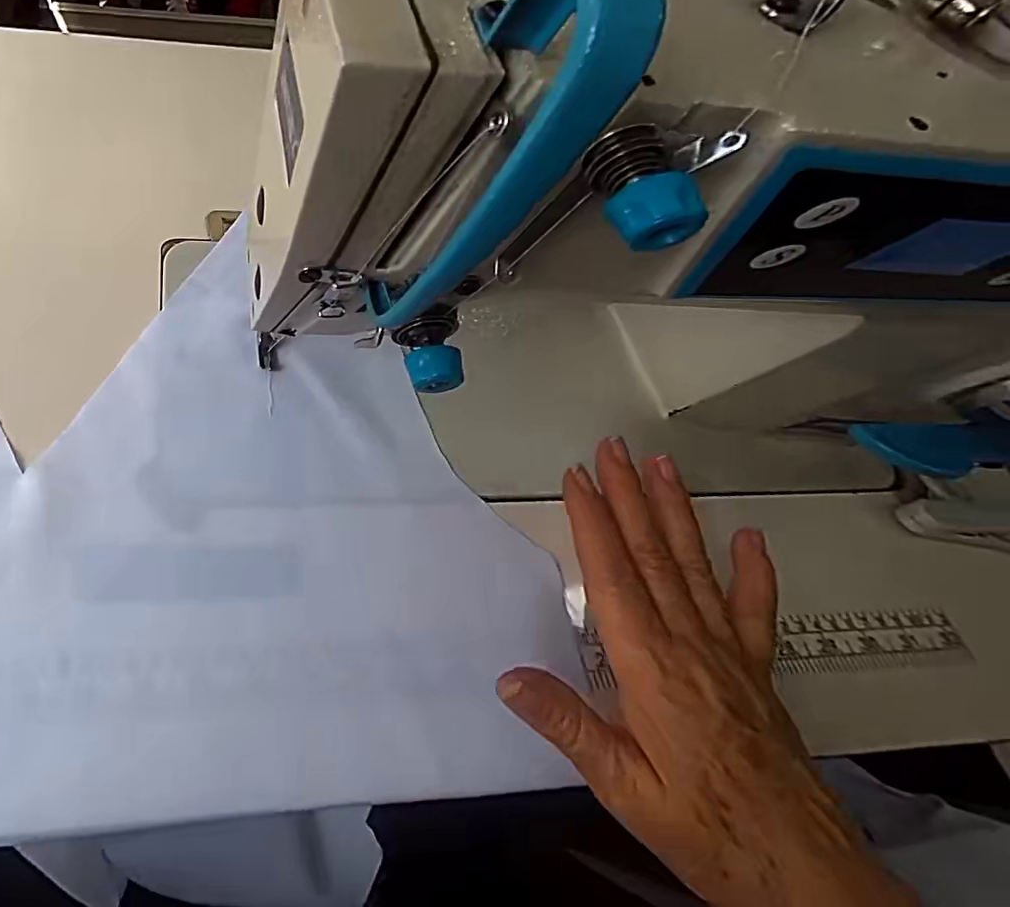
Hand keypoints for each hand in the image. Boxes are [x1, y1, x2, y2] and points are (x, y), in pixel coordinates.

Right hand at [496, 438, 917, 906]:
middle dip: (629, 499)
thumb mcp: (622, 785)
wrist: (808, 877)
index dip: (594, 523)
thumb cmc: (702, 826)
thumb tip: (507, 677)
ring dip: (674, 515)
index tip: (578, 478)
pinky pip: (754, 614)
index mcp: (650, 667)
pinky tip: (748, 538)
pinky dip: (752, 572)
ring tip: (661, 468)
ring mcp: (728, 658)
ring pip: (696, 571)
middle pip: (654, 558)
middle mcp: (690, 648)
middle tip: (613, 450)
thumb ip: (566, 726)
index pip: (615, 578)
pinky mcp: (754, 675)